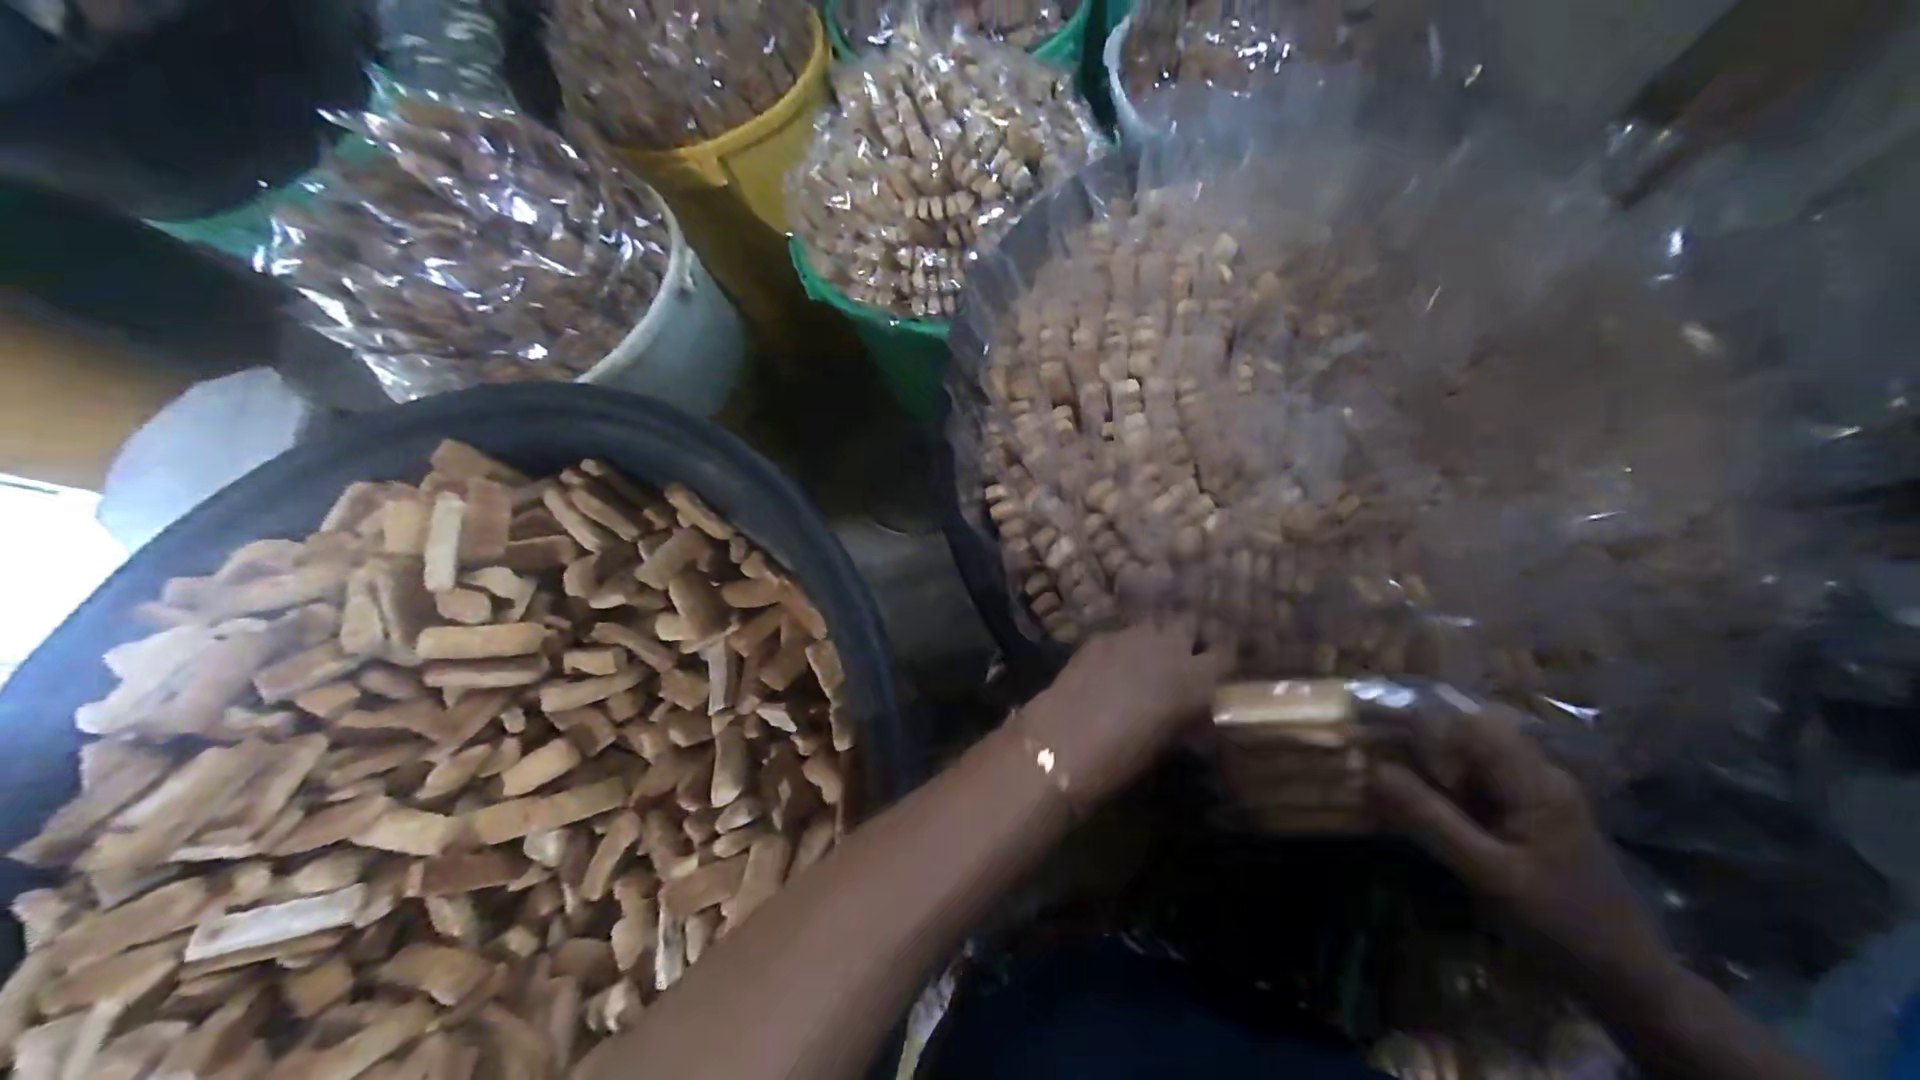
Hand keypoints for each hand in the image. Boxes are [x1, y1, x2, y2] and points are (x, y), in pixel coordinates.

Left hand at [1017, 617, 1232, 806]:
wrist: (1065, 742)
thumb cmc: (1124, 758)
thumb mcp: (1169, 744)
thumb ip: (1186, 719)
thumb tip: (1192, 714)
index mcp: (1197, 679)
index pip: (1225, 654)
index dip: (1221, 662)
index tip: (1216, 672)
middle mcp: (1170, 648)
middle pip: (1189, 625)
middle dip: (1188, 638)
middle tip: (1180, 660)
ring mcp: (1131, 636)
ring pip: (1154, 626)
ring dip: (1154, 639)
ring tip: (1144, 660)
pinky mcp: (1099, 637)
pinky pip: (1121, 635)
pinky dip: (1122, 647)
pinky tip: (1111, 666)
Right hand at [1369, 704, 1674, 995]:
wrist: (1626, 979)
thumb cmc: (1561, 924)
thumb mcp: (1489, 875)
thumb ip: (1431, 819)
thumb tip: (1373, 769)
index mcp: (1536, 782)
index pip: (1471, 724)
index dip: (1424, 730)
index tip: (1387, 752)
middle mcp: (1536, 775)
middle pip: (1467, 733)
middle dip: (1416, 740)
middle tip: (1372, 758)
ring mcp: (1531, 794)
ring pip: (1467, 755)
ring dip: (1424, 761)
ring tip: (1384, 779)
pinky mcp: (1523, 814)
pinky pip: (1473, 782)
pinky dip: (1438, 785)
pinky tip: (1414, 803)